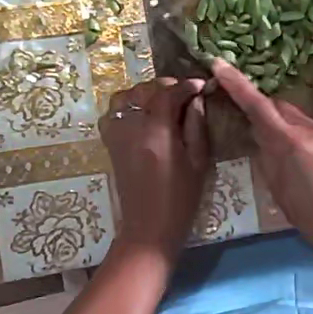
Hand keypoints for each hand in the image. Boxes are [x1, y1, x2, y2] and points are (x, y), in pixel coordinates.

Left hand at [99, 77, 209, 266]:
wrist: (149, 227)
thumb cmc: (181, 197)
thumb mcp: (199, 160)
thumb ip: (197, 125)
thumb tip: (197, 99)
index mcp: (158, 133)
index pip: (169, 94)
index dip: (187, 86)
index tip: (201, 86)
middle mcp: (133, 128)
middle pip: (146, 90)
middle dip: (168, 87)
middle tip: (186, 95)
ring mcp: (117, 135)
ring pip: (126, 97)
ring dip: (146, 93)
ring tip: (164, 102)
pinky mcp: (110, 143)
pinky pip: (114, 112)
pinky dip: (129, 105)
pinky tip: (144, 114)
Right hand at [210, 60, 312, 267]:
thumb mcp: (279, 190)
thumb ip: (268, 157)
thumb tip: (261, 137)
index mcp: (291, 141)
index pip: (258, 106)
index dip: (237, 85)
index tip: (220, 65)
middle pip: (280, 109)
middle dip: (263, 112)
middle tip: (249, 127)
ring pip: (298, 120)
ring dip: (284, 129)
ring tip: (281, 158)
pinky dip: (302, 139)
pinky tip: (306, 166)